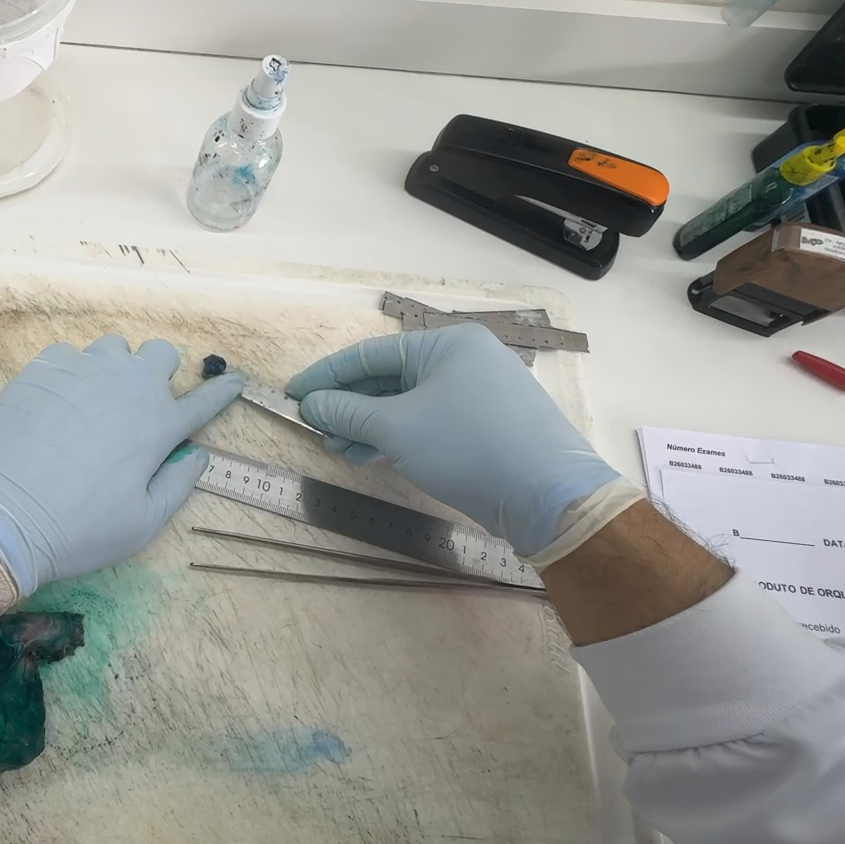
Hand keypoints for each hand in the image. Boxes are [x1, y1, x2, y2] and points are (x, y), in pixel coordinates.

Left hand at [0, 336, 244, 598]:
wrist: (3, 512)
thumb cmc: (79, 527)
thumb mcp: (143, 525)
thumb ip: (177, 485)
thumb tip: (198, 456)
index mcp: (158, 425)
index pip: (204, 401)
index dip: (222, 391)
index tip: (233, 380)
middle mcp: (128, 386)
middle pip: (160, 352)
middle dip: (158, 371)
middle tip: (136, 403)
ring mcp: (84, 370)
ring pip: (113, 346)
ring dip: (112, 367)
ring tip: (90, 400)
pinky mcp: (43, 366)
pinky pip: (67, 353)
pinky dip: (69, 371)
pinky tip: (54, 401)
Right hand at [286, 325, 619, 556]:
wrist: (551, 500)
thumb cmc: (466, 447)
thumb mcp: (395, 427)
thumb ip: (345, 411)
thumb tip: (309, 404)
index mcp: (447, 343)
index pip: (368, 354)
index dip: (325, 375)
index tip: (293, 394)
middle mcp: (464, 359)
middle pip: (386, 378)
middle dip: (347, 406)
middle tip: (316, 429)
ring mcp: (478, 393)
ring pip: (404, 402)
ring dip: (366, 425)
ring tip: (338, 448)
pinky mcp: (485, 424)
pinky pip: (426, 420)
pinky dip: (394, 436)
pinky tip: (370, 456)